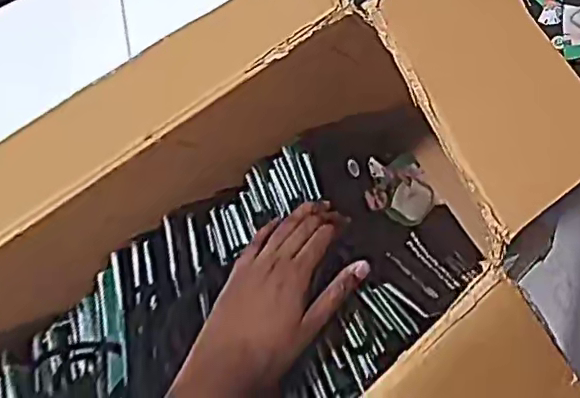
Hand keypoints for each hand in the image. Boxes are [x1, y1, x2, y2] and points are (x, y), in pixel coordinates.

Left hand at [170, 202, 369, 397]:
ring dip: (299, 213)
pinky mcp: (237, 274)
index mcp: (296, 274)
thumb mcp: (309, 327)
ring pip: (281, 227)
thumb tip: (360, 269)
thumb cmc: (262, 355)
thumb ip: (337, 292)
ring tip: (311, 206)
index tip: (345, 224)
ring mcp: (254, 267)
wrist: (219, 372)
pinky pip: (255, 240)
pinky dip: (269, 226)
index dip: (337, 225)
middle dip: (322, 214)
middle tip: (334, 211)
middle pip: (303, 226)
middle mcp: (275, 264)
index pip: (322, 235)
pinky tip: (275, 222)